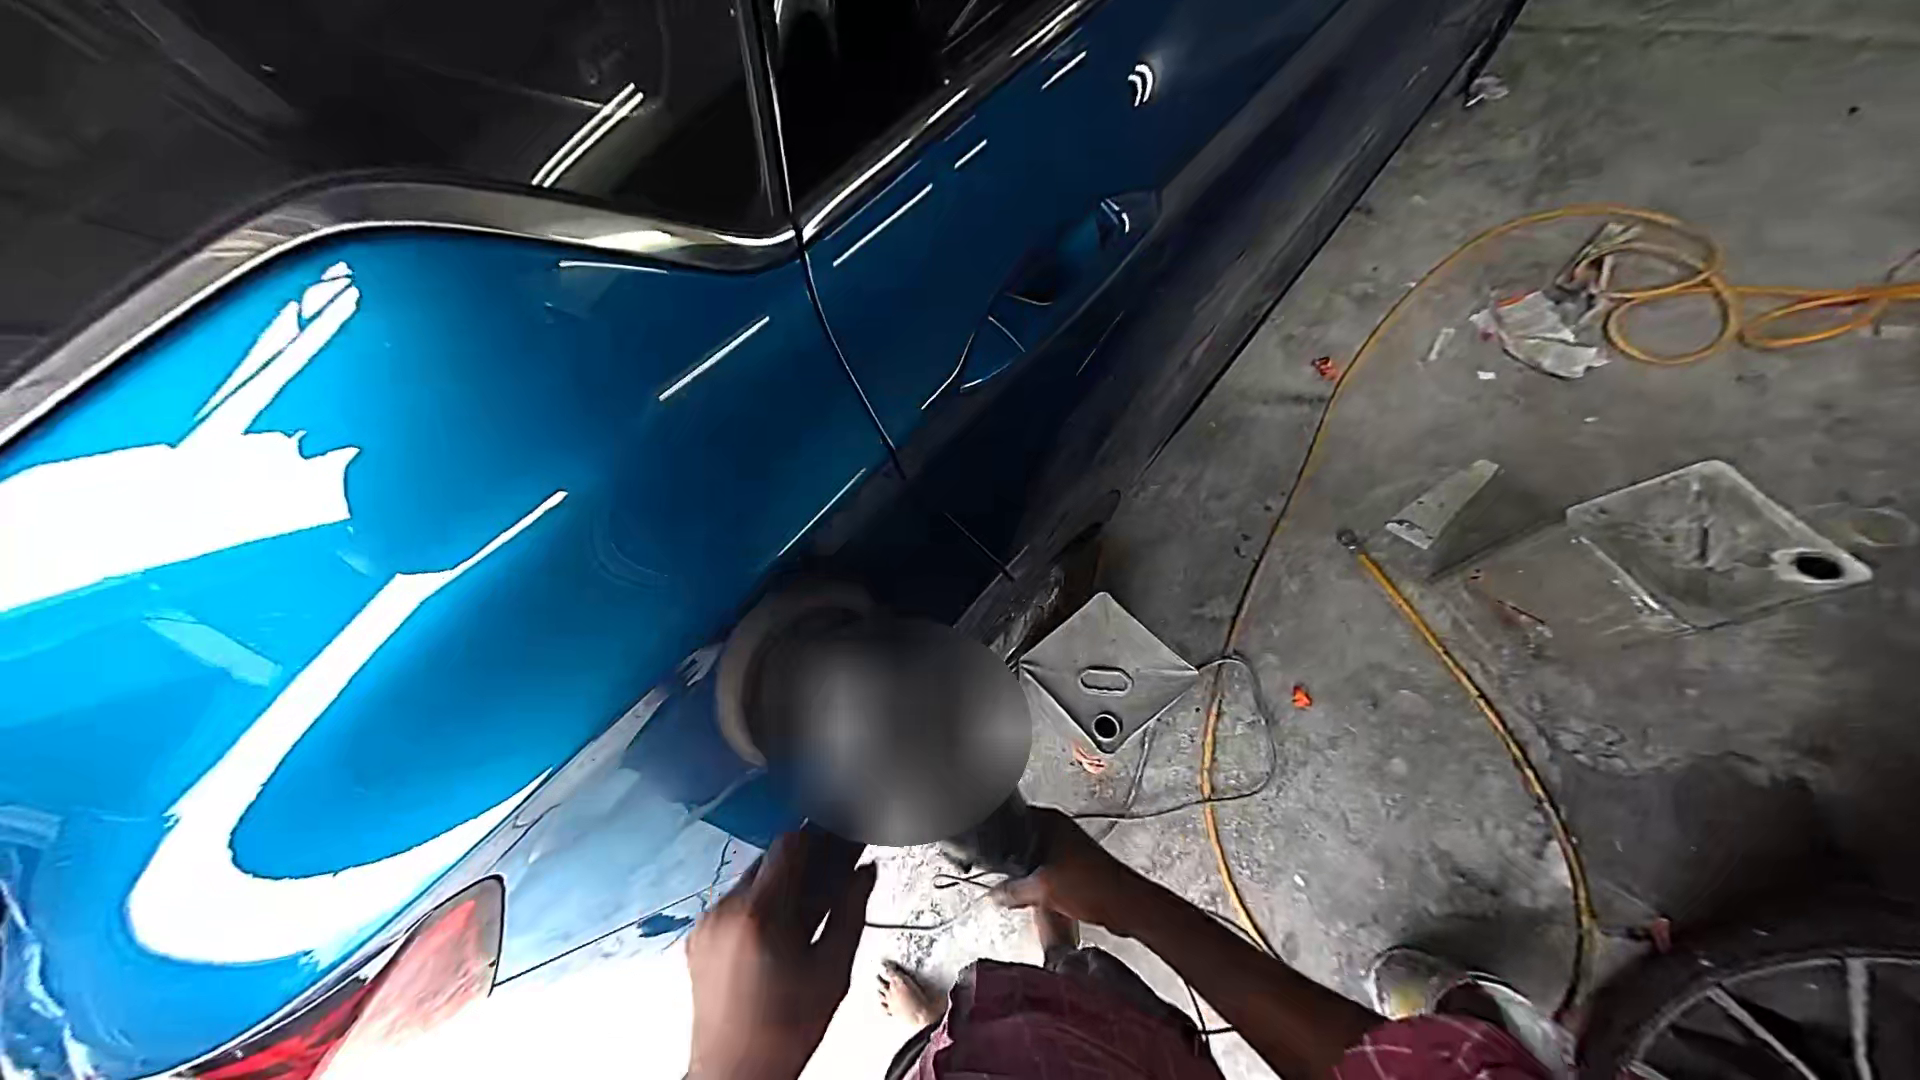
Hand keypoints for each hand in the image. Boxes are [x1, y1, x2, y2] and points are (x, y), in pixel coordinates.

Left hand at [686, 829, 876, 1079]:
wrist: (735, 1078)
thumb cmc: (783, 1032)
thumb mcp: (832, 969)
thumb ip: (851, 910)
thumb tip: (864, 871)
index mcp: (758, 913)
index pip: (788, 843)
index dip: (816, 837)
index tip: (834, 844)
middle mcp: (725, 911)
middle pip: (770, 859)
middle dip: (802, 864)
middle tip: (827, 877)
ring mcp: (708, 924)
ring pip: (752, 878)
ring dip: (780, 884)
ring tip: (804, 911)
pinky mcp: (698, 938)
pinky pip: (734, 901)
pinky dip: (758, 904)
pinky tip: (777, 930)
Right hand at [989, 807, 1160, 935]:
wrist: (1124, 906)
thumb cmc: (1093, 886)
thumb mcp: (1042, 890)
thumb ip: (1013, 891)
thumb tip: (995, 894)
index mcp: (1051, 822)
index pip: (1015, 817)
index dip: (999, 833)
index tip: (988, 846)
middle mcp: (1060, 829)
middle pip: (1023, 838)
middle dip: (1012, 857)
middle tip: (1001, 872)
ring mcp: (1069, 845)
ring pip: (1036, 855)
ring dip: (1027, 871)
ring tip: (1018, 886)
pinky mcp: (1075, 864)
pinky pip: (1048, 868)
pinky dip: (1040, 879)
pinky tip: (1037, 895)